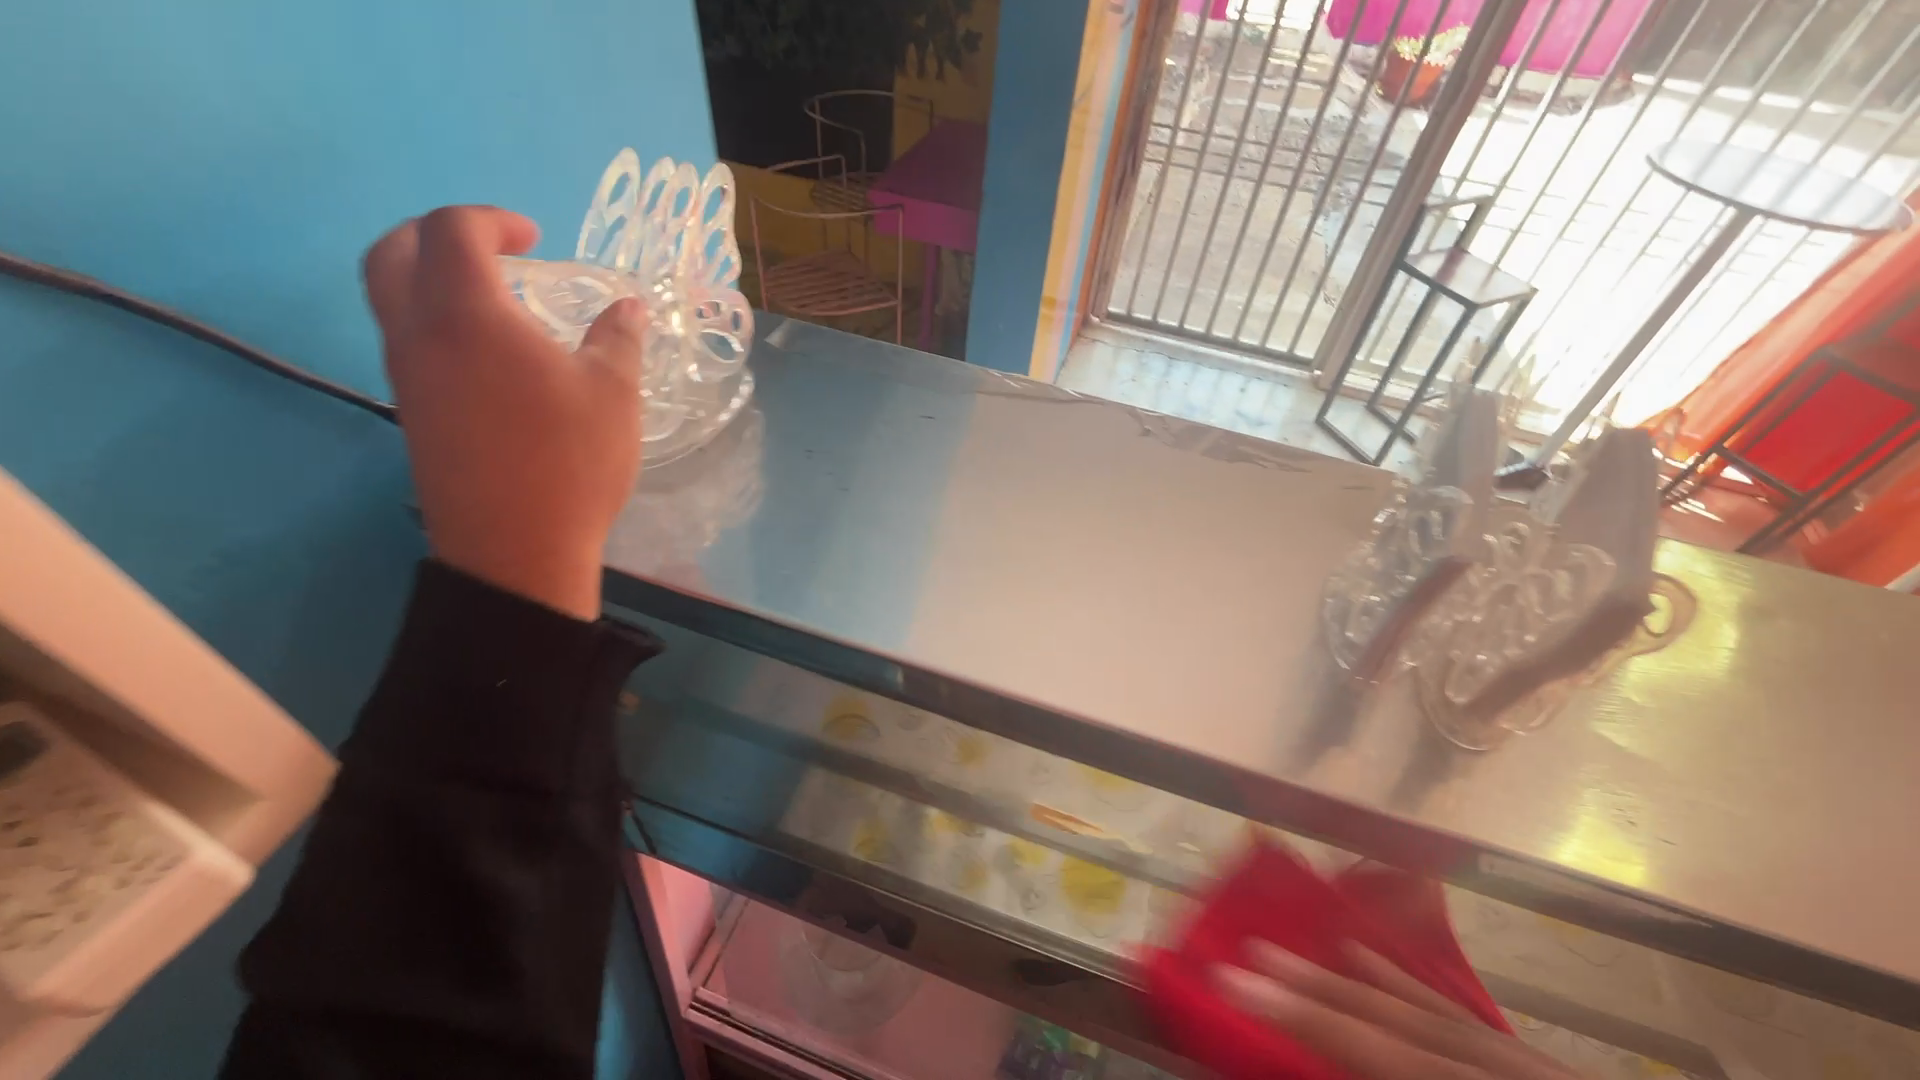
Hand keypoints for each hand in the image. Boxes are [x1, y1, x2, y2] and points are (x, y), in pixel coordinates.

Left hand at [362, 206, 645, 619]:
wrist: (516, 549)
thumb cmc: (570, 462)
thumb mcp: (614, 394)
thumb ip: (618, 338)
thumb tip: (626, 306)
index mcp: (468, 314)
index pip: (452, 231)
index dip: (492, 220)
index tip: (535, 239)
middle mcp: (420, 334)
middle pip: (392, 253)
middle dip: (437, 235)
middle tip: (492, 251)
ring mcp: (407, 376)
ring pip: (391, 299)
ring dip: (432, 279)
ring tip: (496, 302)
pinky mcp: (412, 412)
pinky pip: (407, 341)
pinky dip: (436, 322)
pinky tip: (490, 356)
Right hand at [1215, 940, 1578, 1079]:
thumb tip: (1330, 1070)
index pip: (1379, 1055)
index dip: (1303, 1020)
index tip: (1234, 982)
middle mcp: (1506, 1077)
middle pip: (1395, 1028)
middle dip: (1313, 992)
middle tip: (1245, 955)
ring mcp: (1529, 1067)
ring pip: (1426, 1012)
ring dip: (1349, 983)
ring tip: (1287, 949)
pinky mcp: (1537, 1065)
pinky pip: (1458, 1015)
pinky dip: (1404, 986)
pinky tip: (1367, 963)